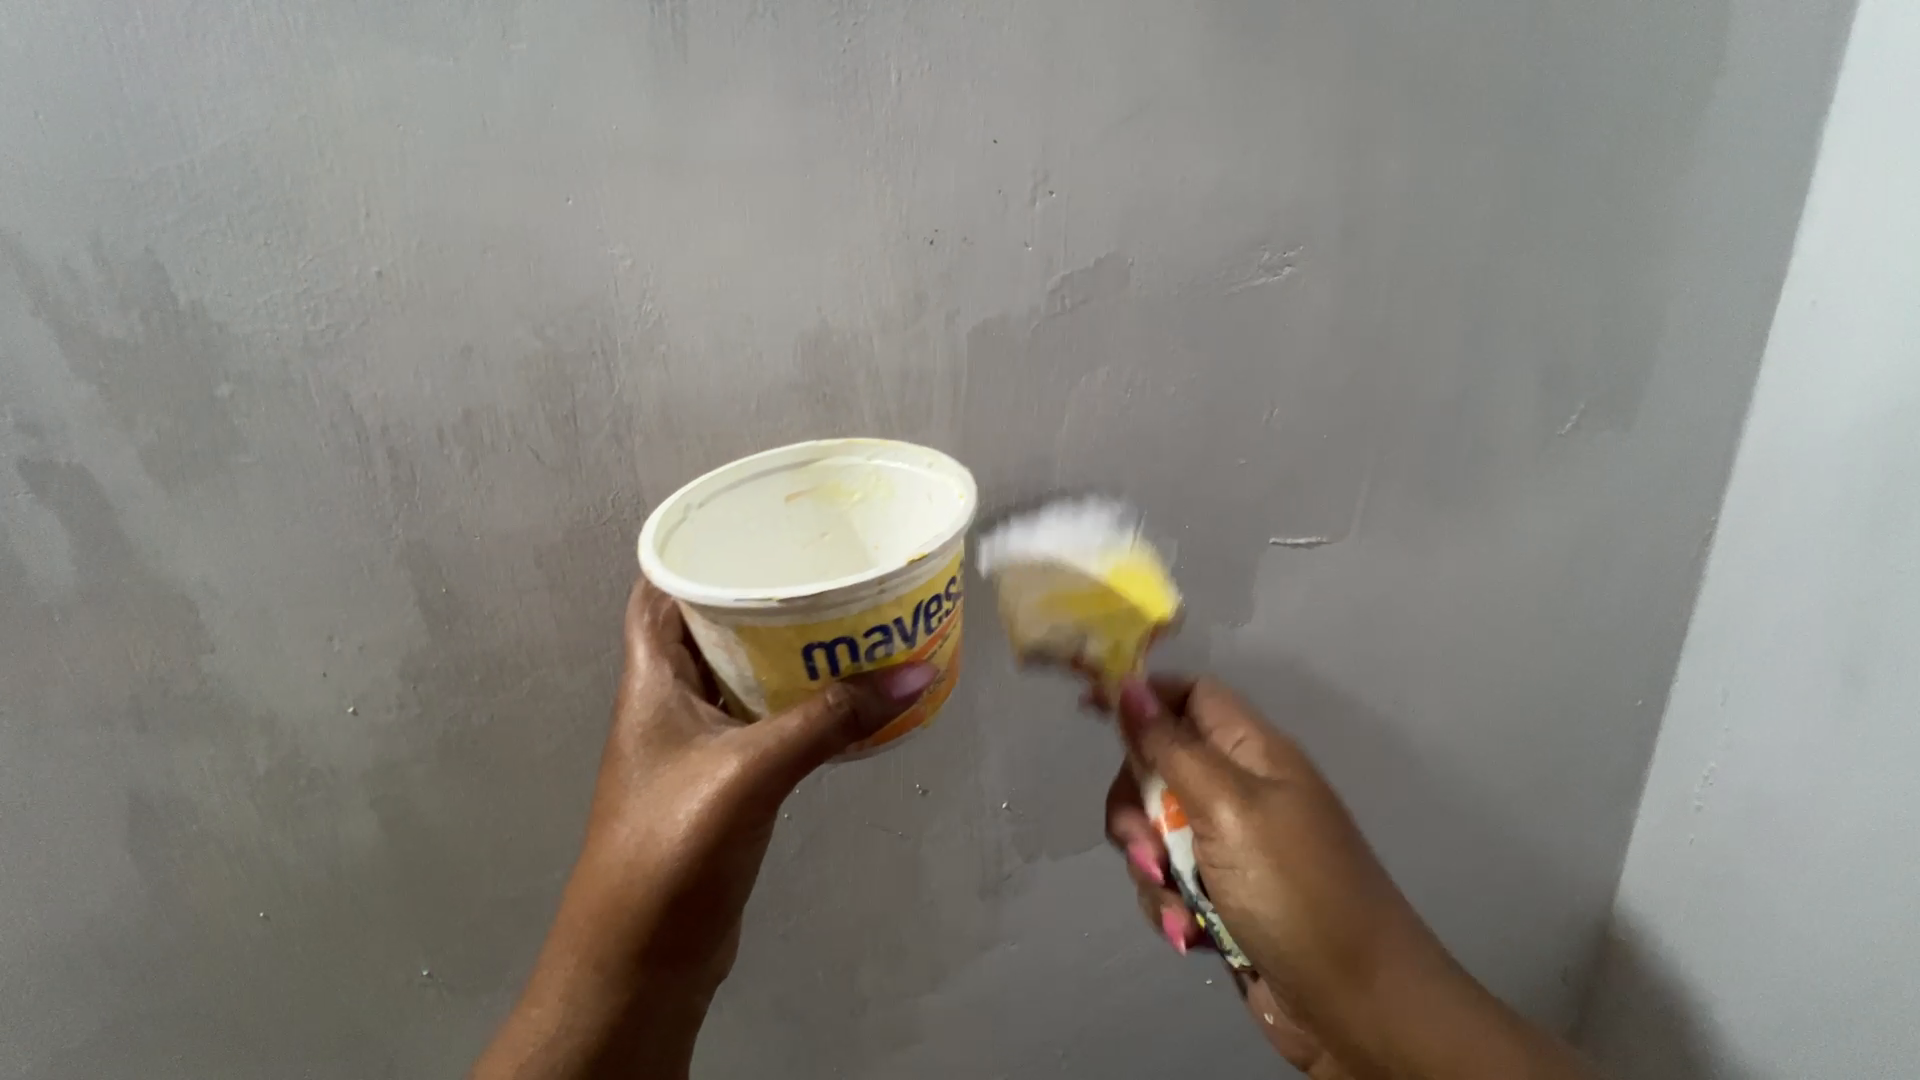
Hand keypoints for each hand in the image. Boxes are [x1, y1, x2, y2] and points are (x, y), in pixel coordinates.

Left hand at [474, 577, 934, 1079]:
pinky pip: (769, 714)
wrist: (643, 961)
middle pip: (712, 622)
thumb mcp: (751, 770)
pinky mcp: (728, 775)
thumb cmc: (672, 850)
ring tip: (847, 612)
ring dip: (787, 644)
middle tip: (820, 562)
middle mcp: (670, 698)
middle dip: (761, 591)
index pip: (659, 587)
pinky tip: (848, 690)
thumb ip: (832, 719)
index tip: (755, 521)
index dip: (697, 548)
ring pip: (745, 669)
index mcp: (652, 677)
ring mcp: (699, 739)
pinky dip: (803, 695)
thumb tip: (917, 670)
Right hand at [1103, 676, 1596, 1079]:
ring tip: (1177, 901)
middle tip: (1148, 846)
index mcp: (1251, 752)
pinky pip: (1167, 879)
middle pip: (1157, 764)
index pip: (1189, 695)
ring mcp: (1229, 844)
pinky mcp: (1220, 893)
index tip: (1092, 711)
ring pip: (1153, 828)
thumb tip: (1127, 683)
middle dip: (1136, 804)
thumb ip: (1171, 747)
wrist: (1358, 1010)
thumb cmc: (1296, 891)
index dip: (1143, 697)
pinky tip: (1191, 933)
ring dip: (1149, 865)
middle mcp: (1238, 788)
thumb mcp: (1228, 807)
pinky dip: (1169, 903)